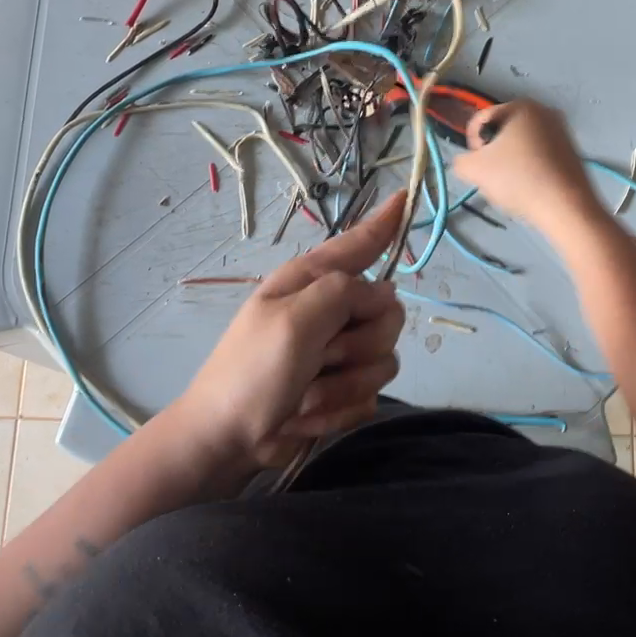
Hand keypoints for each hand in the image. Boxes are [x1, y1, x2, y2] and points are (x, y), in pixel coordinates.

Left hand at [166, 190, 408, 468]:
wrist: (228, 439)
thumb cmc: (251, 372)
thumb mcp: (293, 321)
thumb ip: (344, 294)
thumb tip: (384, 293)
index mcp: (311, 282)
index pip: (358, 244)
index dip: (383, 224)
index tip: (407, 197)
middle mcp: (330, 311)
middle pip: (387, 314)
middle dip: (360, 345)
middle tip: (322, 357)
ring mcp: (338, 353)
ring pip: (384, 359)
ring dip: (345, 385)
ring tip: (306, 393)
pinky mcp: (343, 390)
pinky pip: (371, 395)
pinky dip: (340, 409)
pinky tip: (309, 414)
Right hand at [451, 99, 597, 228]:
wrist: (566, 206)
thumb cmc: (518, 179)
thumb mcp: (474, 170)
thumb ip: (460, 161)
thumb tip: (466, 161)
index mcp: (520, 106)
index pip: (481, 120)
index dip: (472, 143)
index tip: (477, 164)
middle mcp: (544, 110)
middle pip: (502, 132)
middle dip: (493, 153)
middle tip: (492, 176)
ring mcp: (562, 130)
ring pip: (521, 145)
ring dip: (510, 162)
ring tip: (510, 185)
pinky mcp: (573, 151)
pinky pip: (540, 155)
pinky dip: (529, 168)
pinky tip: (529, 188)